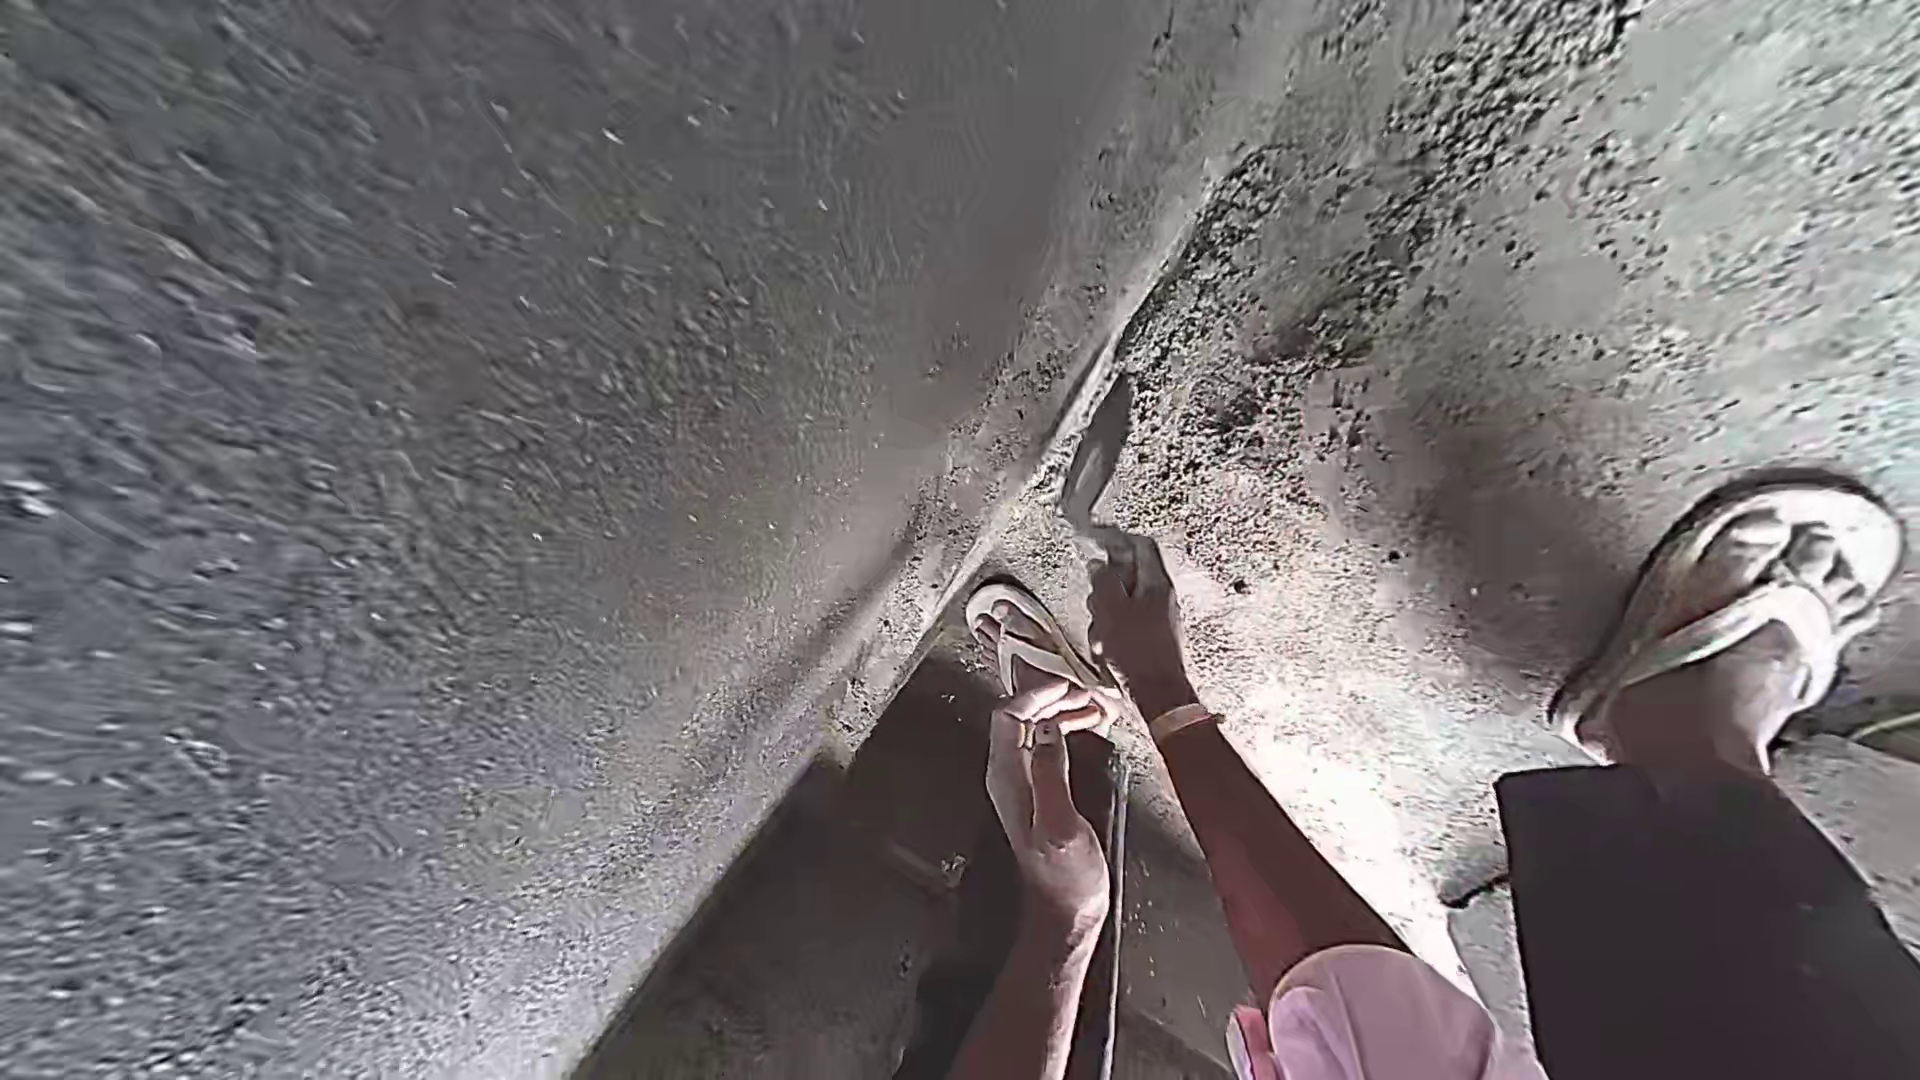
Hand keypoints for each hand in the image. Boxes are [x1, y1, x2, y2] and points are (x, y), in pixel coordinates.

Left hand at [986, 679, 1111, 944]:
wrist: (1065, 911)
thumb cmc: (1065, 876)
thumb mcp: (1061, 824)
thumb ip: (1049, 771)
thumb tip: (1046, 727)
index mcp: (1007, 776)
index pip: (1009, 716)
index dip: (1036, 694)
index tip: (1068, 687)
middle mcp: (1007, 772)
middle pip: (1020, 715)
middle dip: (1052, 697)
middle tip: (1087, 694)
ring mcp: (1020, 778)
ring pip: (1033, 726)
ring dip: (1061, 710)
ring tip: (1094, 705)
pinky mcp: (1036, 784)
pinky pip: (1045, 742)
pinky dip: (1065, 727)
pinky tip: (1088, 725)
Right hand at [1088, 535, 1197, 721]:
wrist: (1157, 693)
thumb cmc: (1138, 653)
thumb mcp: (1112, 610)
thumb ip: (1104, 582)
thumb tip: (1097, 565)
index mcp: (1156, 584)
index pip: (1139, 545)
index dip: (1115, 537)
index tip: (1094, 536)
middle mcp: (1160, 596)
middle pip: (1128, 572)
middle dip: (1105, 584)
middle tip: (1096, 598)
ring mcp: (1156, 615)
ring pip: (1122, 598)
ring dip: (1105, 610)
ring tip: (1101, 632)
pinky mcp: (1149, 634)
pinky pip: (1124, 620)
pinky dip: (1111, 628)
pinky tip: (1106, 645)